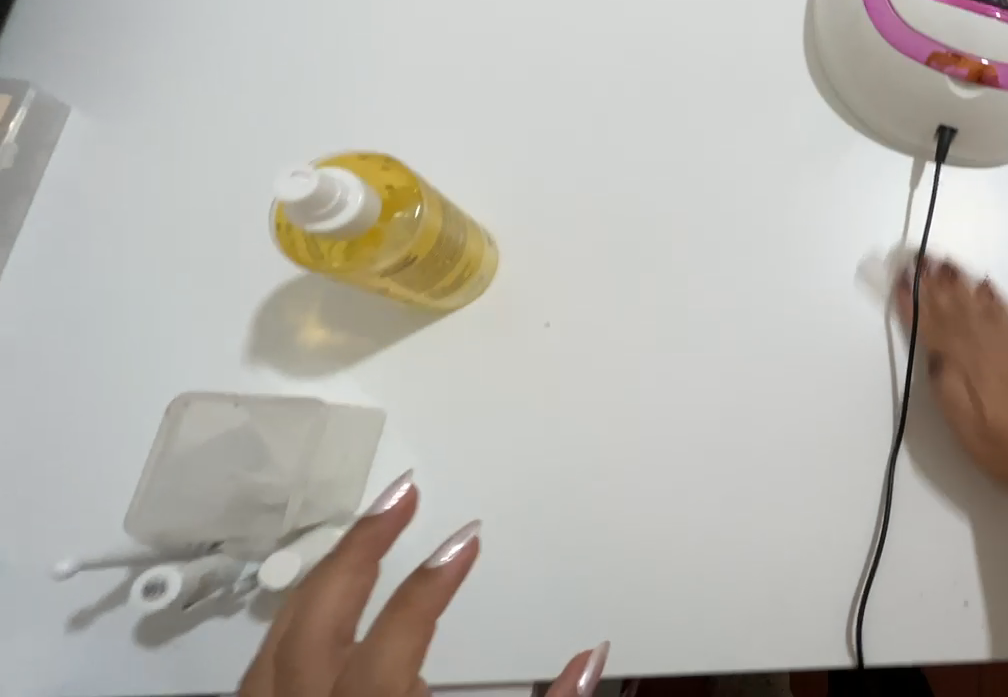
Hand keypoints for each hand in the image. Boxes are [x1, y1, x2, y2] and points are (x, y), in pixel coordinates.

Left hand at [239, 471, 607, 696]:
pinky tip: (317, 602)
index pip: (398, 633)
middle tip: (402, 493)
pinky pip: (254, 674)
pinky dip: (290, 621)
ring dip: (321, 575)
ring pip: (270, 644)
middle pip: (315, 622)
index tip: (466, 537)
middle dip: (361, 546)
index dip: (435, 579)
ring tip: (363, 530)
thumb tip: (592, 656)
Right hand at [893, 259, 1007, 491]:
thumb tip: (931, 347)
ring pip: (977, 303)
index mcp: (964, 361)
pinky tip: (984, 284)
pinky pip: (1004, 312)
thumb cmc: (999, 446)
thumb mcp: (960, 422)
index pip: (932, 323)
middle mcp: (986, 343)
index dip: (913, 301)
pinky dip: (992, 295)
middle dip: (932, 281)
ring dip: (958, 281)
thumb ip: (943, 380)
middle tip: (915, 255)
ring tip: (943, 261)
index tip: (898, 278)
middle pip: (954, 305)